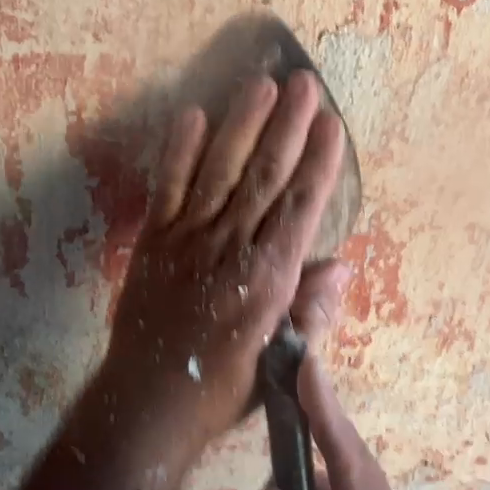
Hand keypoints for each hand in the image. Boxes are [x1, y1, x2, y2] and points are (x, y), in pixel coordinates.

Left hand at [101, 71, 346, 450]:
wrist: (147, 405)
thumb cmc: (223, 388)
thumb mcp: (281, 362)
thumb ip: (310, 311)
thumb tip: (342, 265)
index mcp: (267, 281)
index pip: (300, 209)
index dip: (318, 163)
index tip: (333, 124)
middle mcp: (229, 250)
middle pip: (263, 177)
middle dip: (286, 127)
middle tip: (303, 83)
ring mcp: (187, 240)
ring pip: (220, 171)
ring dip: (241, 124)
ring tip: (261, 84)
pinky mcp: (154, 240)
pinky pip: (168, 187)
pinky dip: (179, 151)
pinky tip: (192, 115)